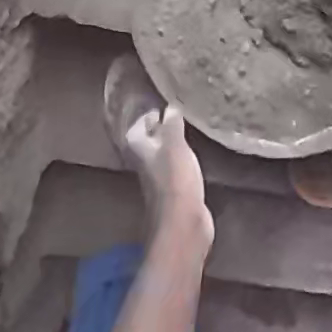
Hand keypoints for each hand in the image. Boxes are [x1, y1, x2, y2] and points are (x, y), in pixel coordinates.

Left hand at [122, 105, 211, 240]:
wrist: (183, 222)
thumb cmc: (175, 179)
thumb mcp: (175, 144)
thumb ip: (172, 125)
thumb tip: (170, 108)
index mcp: (140, 150)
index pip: (137, 128)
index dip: (147, 118)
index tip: (162, 109)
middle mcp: (145, 164)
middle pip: (149, 144)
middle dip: (161, 132)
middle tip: (179, 120)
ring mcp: (159, 181)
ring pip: (163, 158)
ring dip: (173, 148)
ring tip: (189, 136)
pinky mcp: (174, 194)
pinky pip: (176, 172)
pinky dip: (183, 164)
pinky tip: (195, 160)